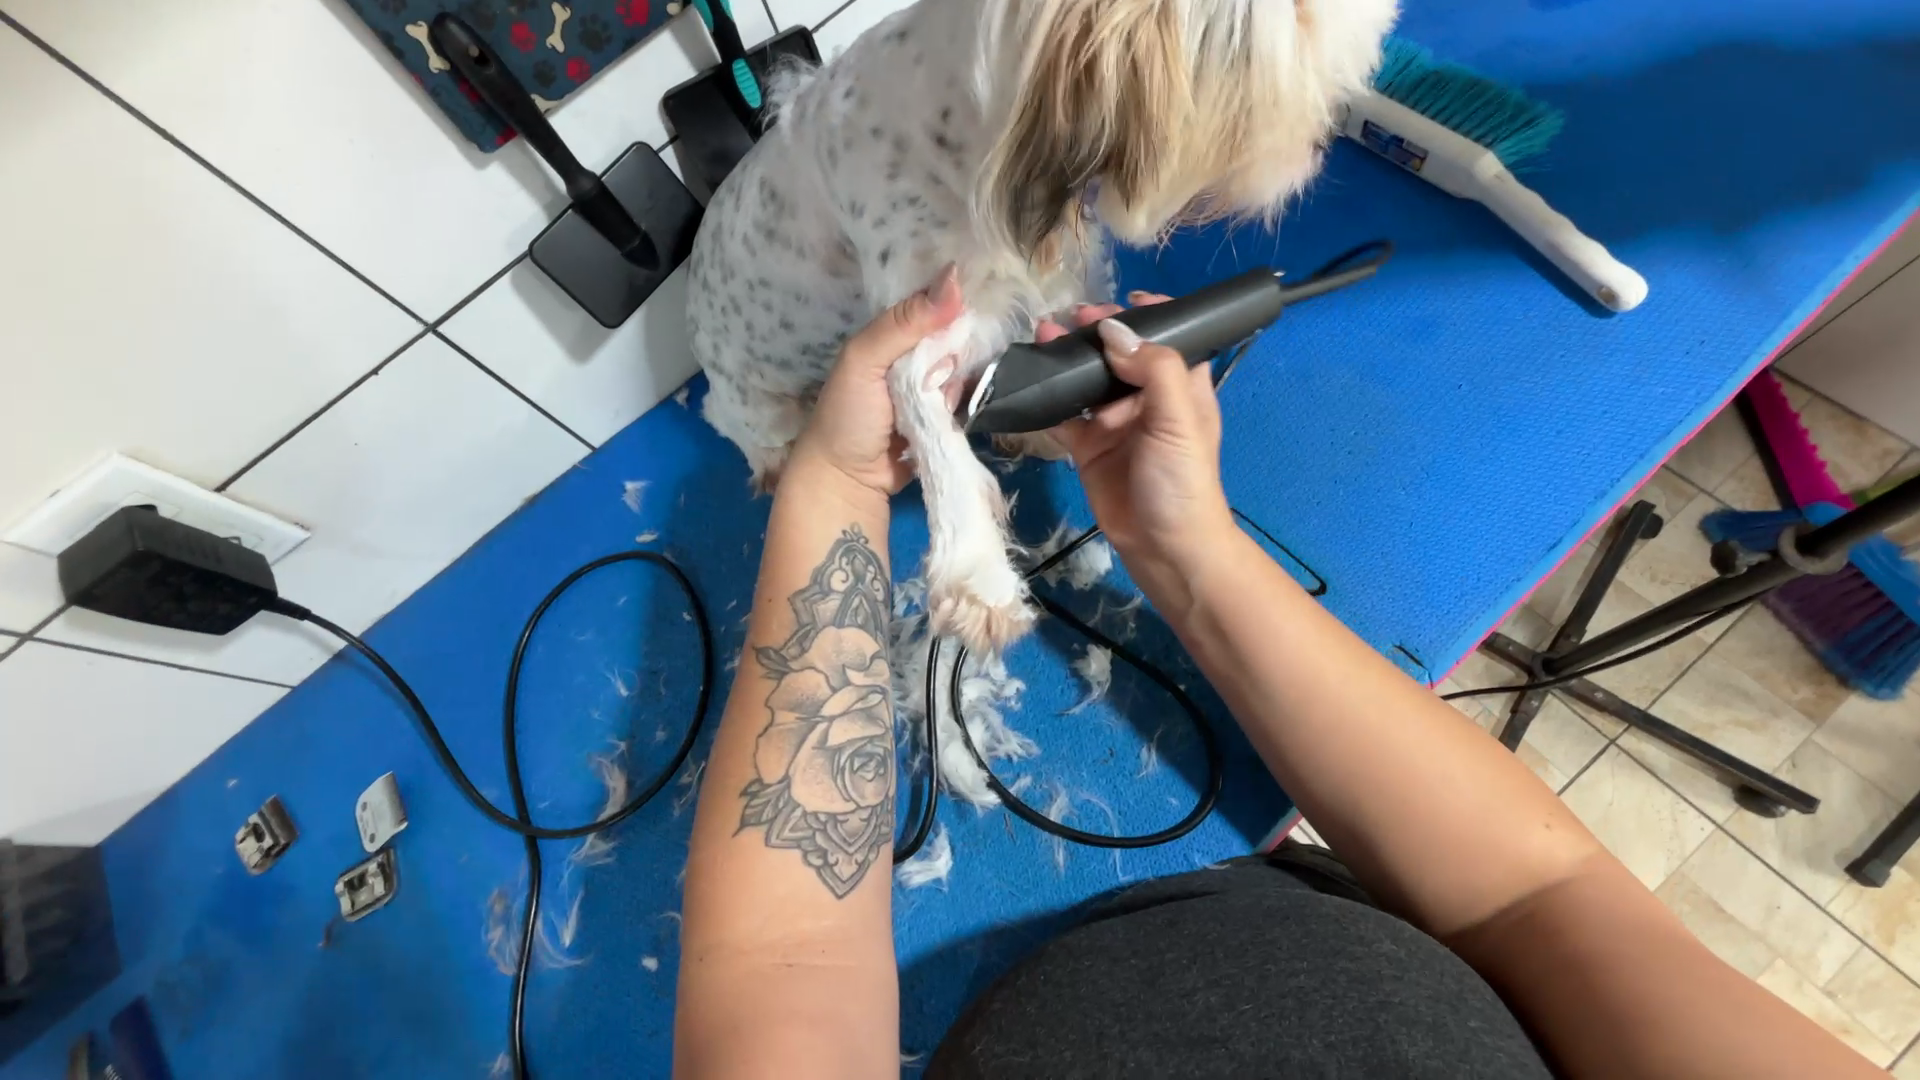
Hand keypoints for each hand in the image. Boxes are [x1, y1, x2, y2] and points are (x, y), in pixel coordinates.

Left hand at [787, 266, 963, 499]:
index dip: (954, 303)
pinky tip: (947, 416)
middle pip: (955, 338)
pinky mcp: (943, 418)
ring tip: (934, 404)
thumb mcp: (866, 359)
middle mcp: (912, 357)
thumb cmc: (848, 415)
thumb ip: (906, 322)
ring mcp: (929, 389)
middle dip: (954, 354)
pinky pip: (966, 402)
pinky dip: (963, 407)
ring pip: (964, 371)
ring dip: (957, 385)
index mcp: (891, 335)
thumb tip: (955, 278)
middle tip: (932, 378)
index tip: (970, 309)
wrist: (848, 479)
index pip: (933, 304)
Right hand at [1045, 292, 1234, 587]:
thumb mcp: (1178, 417)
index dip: (1145, 316)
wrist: (1163, 544)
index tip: (1118, 302)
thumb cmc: (1181, 478)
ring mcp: (1114, 423)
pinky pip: (1065, 417)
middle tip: (1069, 319)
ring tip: (1042, 338)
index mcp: (1180, 385)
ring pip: (1087, 381)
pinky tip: (1029, 383)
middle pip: (1118, 354)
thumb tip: (1111, 330)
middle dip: (1094, 333)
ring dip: (1067, 360)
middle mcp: (1147, 398)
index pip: (1166, 337)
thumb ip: (1153, 368)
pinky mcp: (1089, 447)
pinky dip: (1048, 401)